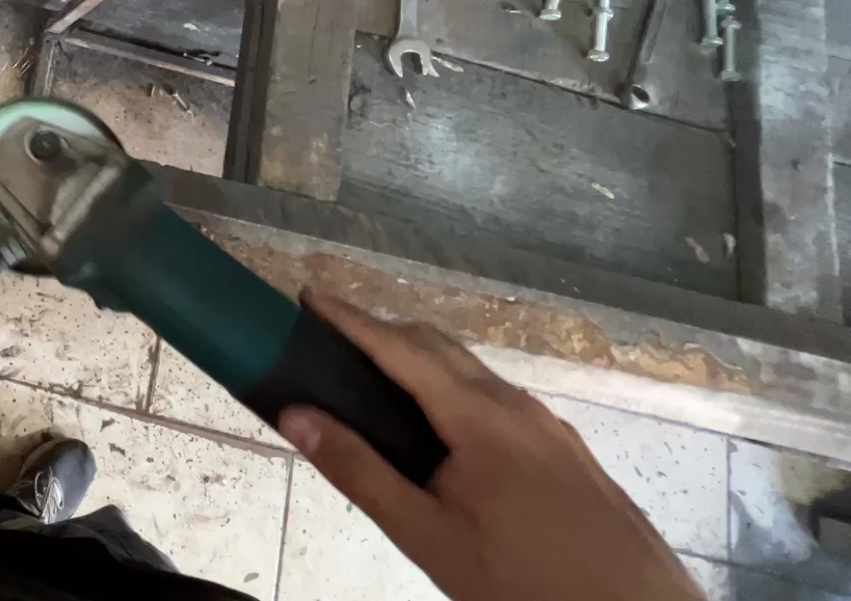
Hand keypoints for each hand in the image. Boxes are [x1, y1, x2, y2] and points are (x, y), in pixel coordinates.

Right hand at [278, 292, 699, 600]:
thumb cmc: (527, 586)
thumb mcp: (428, 537)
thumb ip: (359, 471)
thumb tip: (295, 415)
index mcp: (480, 418)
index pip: (399, 347)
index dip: (349, 317)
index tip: (307, 294)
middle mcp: (518, 407)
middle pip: (436, 345)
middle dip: (379, 330)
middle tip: (330, 340)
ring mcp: (552, 429)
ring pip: (470, 370)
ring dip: (416, 358)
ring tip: (375, 383)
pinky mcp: (571, 454)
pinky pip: (497, 397)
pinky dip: (450, 386)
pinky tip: (441, 432)